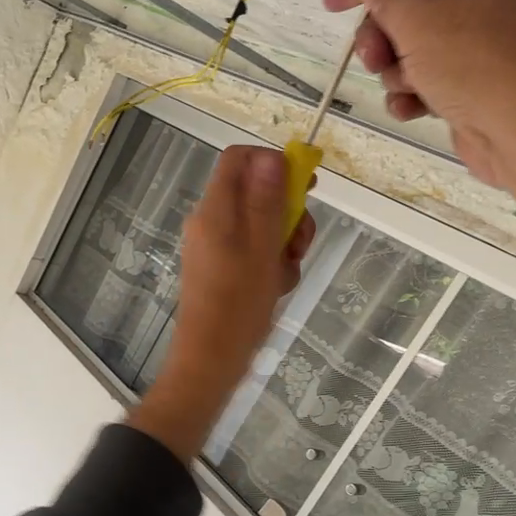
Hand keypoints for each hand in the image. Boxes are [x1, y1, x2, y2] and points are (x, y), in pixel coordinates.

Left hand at [127, 146, 315, 461]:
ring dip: (283, 244)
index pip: (239, 159)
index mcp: (214, 210)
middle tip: (298, 242)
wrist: (210, 359)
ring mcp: (215, 246)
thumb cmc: (237, 304)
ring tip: (284, 273)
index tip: (305, 184)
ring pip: (261, 225)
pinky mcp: (222, 269)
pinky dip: (271, 265)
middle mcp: (210, 222)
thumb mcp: (261, 248)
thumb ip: (266, 201)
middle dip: (287, 212)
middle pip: (256, 192)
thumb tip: (273, 156)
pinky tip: (275, 288)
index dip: (273, 162)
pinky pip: (254, 252)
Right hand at [322, 0, 515, 189]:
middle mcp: (478, 2)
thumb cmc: (477, 65)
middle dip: (381, 36)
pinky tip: (413, 109)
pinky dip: (413, 95)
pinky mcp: (472, 87)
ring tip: (409, 87)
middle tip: (374, 59)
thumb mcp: (420, 21)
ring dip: (396, 72)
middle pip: (405, 10)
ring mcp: (477, 48)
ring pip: (411, 51)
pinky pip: (426, 83)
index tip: (331, 5)